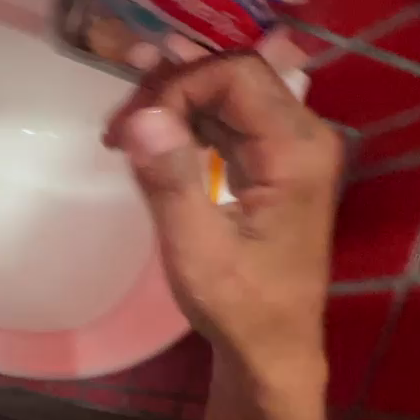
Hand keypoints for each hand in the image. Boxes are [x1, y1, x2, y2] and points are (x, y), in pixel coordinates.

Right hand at [105, 43, 343, 383]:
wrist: (270, 345)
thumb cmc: (236, 302)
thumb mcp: (195, 247)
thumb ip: (170, 180)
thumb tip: (139, 117)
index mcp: (295, 149)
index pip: (236, 74)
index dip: (177, 87)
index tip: (130, 129)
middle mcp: (302, 136)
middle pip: (233, 77)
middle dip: (169, 91)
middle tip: (117, 130)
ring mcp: (289, 150)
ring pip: (228, 96)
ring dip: (172, 106)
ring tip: (124, 139)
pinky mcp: (272, 166)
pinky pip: (227, 123)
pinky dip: (185, 126)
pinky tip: (152, 149)